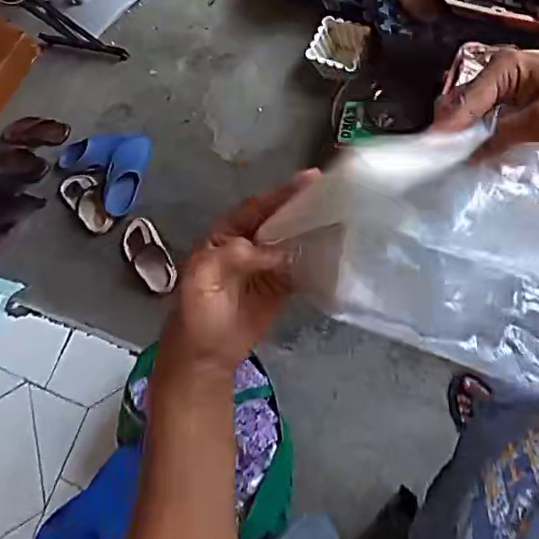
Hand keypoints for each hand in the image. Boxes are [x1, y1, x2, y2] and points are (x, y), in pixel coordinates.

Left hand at [161, 171, 320, 376]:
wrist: (205, 358)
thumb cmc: (196, 314)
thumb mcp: (201, 279)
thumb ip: (231, 257)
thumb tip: (273, 250)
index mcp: (228, 234)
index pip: (258, 207)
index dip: (282, 193)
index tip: (309, 179)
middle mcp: (251, 242)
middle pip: (280, 217)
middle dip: (304, 203)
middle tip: (333, 191)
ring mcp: (269, 263)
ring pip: (294, 237)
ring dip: (315, 226)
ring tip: (342, 213)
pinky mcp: (284, 284)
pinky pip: (303, 264)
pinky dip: (319, 256)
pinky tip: (337, 247)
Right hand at [431, 48, 538, 158]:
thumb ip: (503, 136)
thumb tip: (470, 155)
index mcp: (507, 66)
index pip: (467, 98)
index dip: (448, 125)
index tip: (430, 150)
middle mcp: (504, 72)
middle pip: (466, 102)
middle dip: (453, 129)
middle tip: (440, 159)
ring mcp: (512, 88)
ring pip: (477, 113)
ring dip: (467, 135)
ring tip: (452, 161)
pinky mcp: (521, 104)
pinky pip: (492, 119)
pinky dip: (483, 136)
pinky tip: (477, 155)